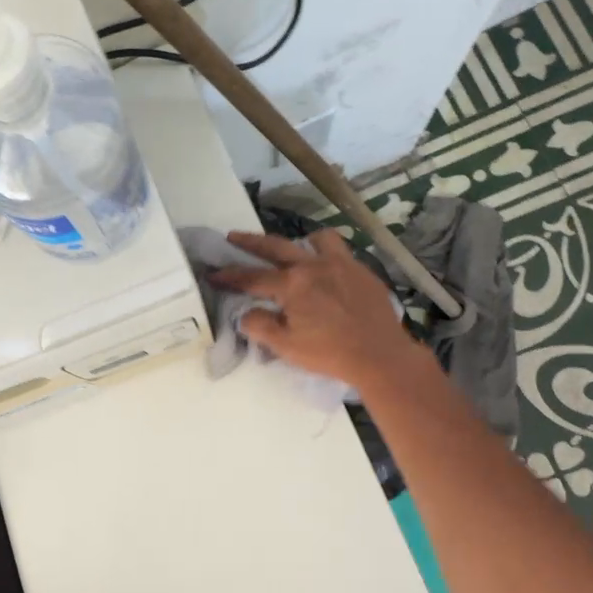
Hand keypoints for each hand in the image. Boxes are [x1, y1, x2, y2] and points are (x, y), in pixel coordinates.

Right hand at [211, 229, 421, 388]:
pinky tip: (326, 271)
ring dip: (299, 242)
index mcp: (292, 284)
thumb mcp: (285, 346)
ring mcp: (342, 265)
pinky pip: (341, 252)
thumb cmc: (329, 353)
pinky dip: (327, 255)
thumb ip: (259, 326)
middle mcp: (314, 266)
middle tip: (233, 236)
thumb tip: (246, 314)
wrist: (380, 355)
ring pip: (316, 240)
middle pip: (276, 247)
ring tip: (293, 250)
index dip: (229, 276)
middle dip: (250, 242)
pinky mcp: (362, 272)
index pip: (252, 278)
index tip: (212, 273)